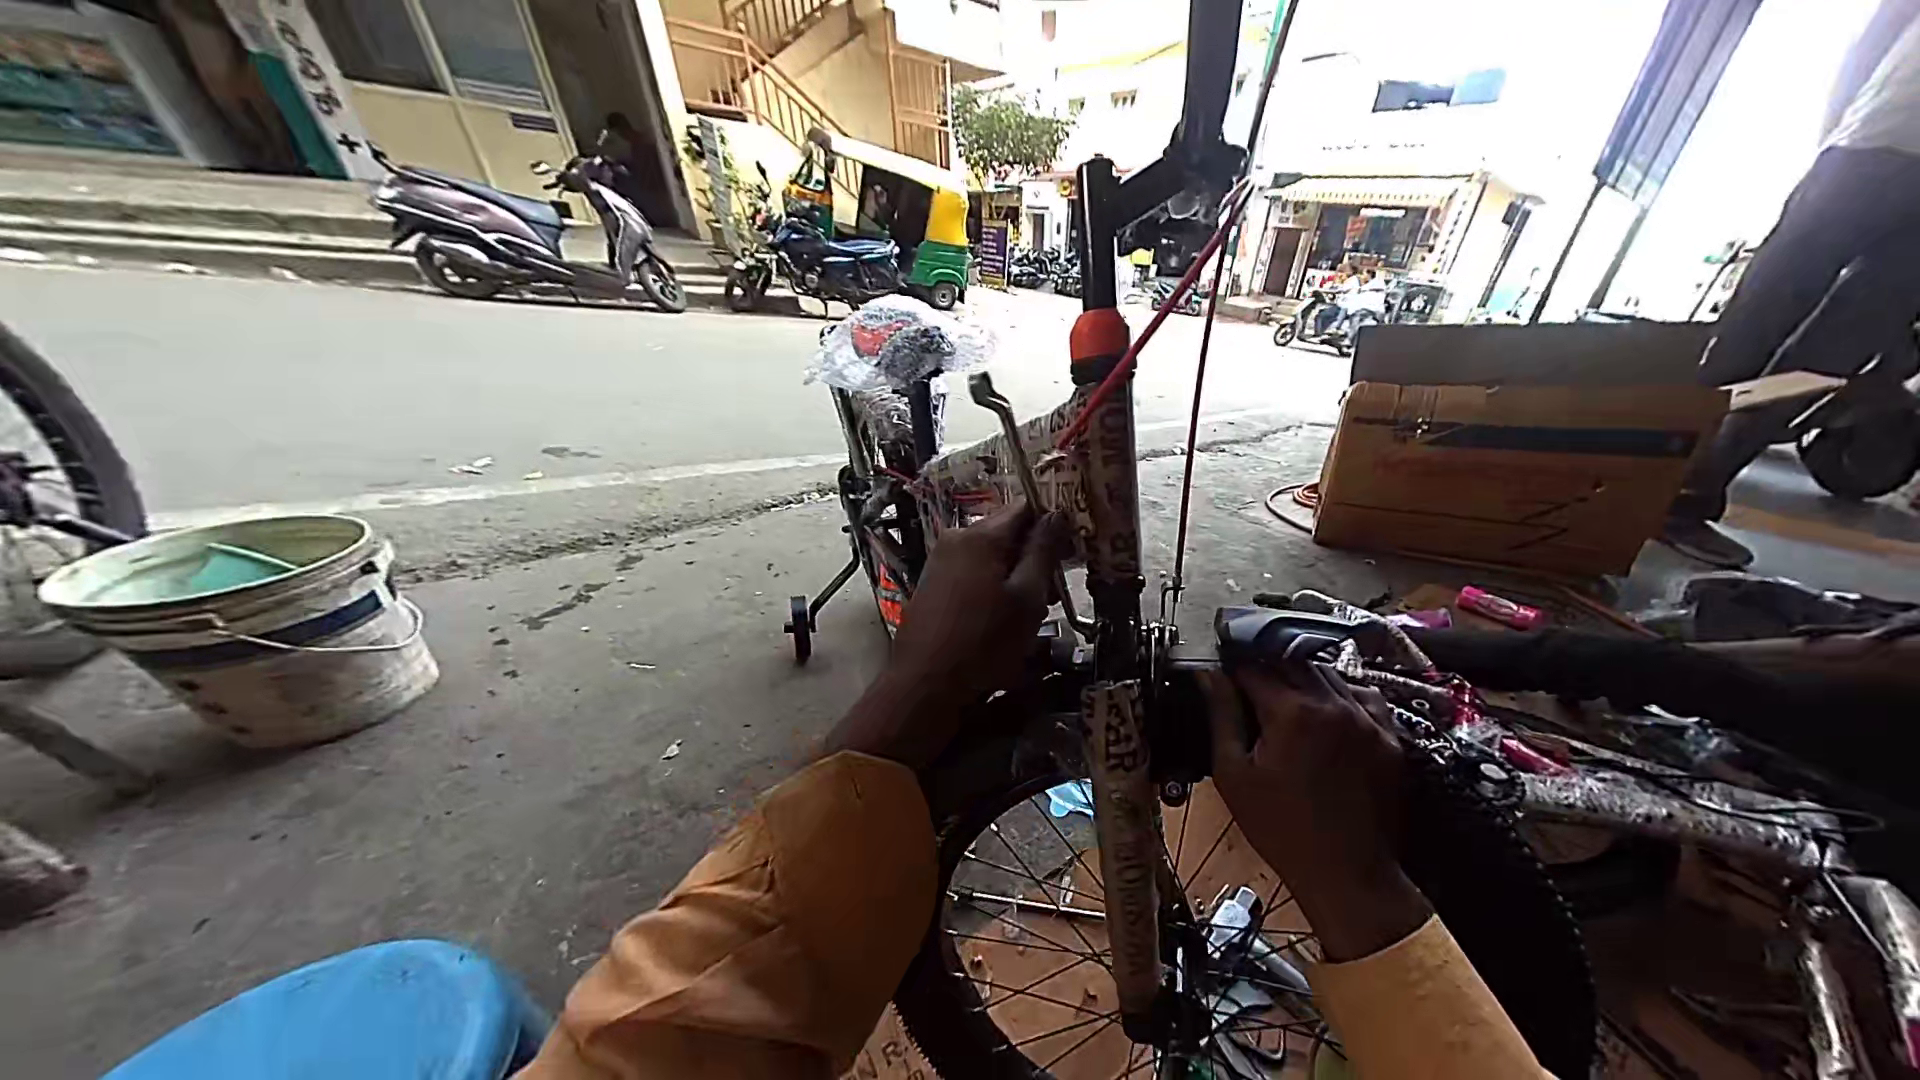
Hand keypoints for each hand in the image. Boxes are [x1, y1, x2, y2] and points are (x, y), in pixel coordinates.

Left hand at [826, 503, 1068, 769]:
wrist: (925, 684)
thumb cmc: (984, 643)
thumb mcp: (1027, 598)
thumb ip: (1043, 550)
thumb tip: (1059, 512)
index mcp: (981, 535)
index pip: (1026, 507)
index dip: (1054, 523)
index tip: (1072, 549)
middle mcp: (956, 537)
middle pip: (1007, 531)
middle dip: (1035, 554)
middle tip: (1055, 590)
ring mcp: (940, 560)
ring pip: (990, 554)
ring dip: (1016, 573)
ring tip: (1032, 610)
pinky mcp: (933, 583)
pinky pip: (972, 571)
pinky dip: (993, 585)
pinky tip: (1002, 616)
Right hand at [1203, 663, 1431, 960]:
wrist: (1347, 874)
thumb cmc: (1282, 828)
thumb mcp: (1233, 771)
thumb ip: (1221, 715)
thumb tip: (1210, 677)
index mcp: (1293, 713)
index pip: (1254, 668)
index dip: (1232, 669)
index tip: (1221, 677)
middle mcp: (1334, 706)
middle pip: (1291, 662)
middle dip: (1264, 669)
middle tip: (1246, 688)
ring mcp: (1368, 720)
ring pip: (1327, 673)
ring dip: (1299, 677)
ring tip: (1280, 700)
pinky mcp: (1389, 737)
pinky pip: (1362, 694)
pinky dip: (1337, 692)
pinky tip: (1322, 710)